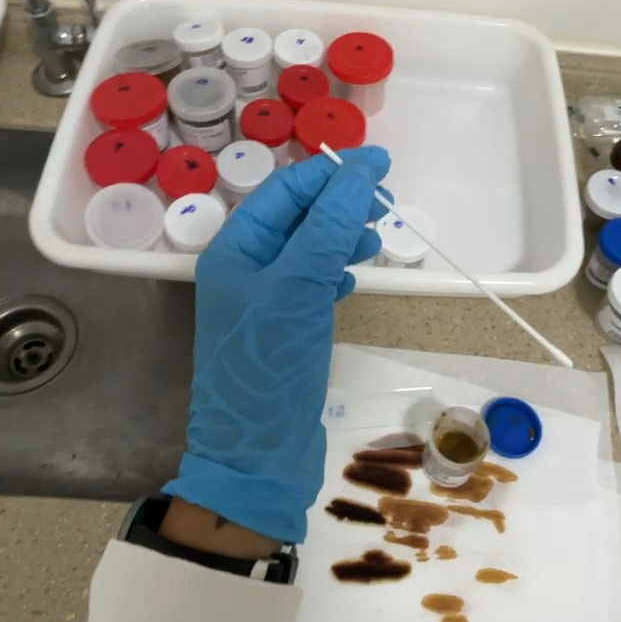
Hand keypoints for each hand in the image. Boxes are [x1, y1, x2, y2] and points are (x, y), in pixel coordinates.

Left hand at [161, 147, 390, 544]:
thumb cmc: (270, 365)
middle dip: (340, 205)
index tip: (380, 164)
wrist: (258, 457)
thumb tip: (359, 170)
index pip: (286, 191)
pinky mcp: (285, 330)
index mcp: (235, 249)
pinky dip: (336, 274)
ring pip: (310, 250)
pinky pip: (314, 284)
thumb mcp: (299, 286)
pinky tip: (353, 281)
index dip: (332, 171)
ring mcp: (265, 301)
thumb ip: (329, 226)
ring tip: (375, 244)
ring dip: (343, 238)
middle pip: (299, 217)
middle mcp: (246, 269)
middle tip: (384, 206)